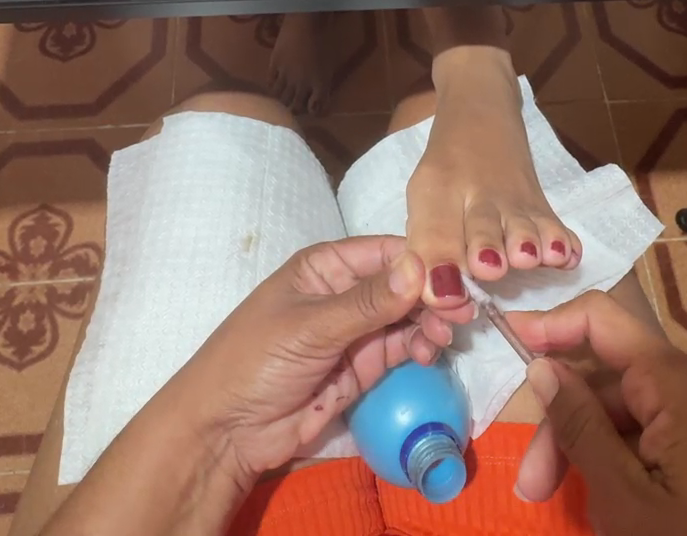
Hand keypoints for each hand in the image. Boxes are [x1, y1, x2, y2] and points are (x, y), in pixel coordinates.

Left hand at [169, 235, 453, 484]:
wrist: (224, 433)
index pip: (385, 252)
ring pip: (405, 318)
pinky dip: (418, 349)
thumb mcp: (311, 326)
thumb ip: (368, 302)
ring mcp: (354, 331)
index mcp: (326, 266)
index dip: (422, 262)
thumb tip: (420, 268)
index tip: (457, 277)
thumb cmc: (255, 359)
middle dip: (432, 295)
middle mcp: (344, 292)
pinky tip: (429, 352)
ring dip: (429, 324)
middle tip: (462, 312)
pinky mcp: (361, 368)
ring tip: (445, 336)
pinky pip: (399, 350)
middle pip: (401, 285)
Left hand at [406, 44, 581, 320]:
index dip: (437, 266)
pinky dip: (561, 239)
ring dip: (523, 241)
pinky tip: (565, 254)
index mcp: (434, 193)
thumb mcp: (423, 196)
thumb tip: (433, 295)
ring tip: (526, 256)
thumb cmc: (447, 165)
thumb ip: (425, 242)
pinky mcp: (540, 201)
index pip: (433, 232)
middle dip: (483, 249)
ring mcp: (513, 198)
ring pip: (519, 223)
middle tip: (488, 268)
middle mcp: (475, 196)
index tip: (442, 296)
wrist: (479, 109)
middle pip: (480, 227)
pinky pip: (553, 221)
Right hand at [509, 292, 686, 534]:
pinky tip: (615, 506)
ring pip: (634, 412)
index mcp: (678, 379)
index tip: (504, 342)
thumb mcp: (628, 500)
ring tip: (568, 506)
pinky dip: (630, 461)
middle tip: (531, 486)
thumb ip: (580, 426)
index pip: (600, 319)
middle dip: (566, 423)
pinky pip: (664, 434)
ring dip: (594, 449)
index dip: (548, 325)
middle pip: (610, 378)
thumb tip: (543, 365)